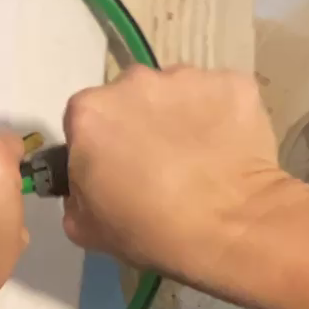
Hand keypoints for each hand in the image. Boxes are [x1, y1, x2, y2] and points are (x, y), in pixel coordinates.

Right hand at [62, 66, 305, 283]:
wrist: (229, 228)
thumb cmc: (148, 230)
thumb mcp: (83, 227)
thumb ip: (75, 193)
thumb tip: (88, 184)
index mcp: (89, 112)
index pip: (83, 122)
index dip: (96, 147)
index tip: (113, 171)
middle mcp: (133, 82)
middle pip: (128, 99)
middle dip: (136, 124)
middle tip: (155, 167)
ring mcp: (187, 78)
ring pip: (174, 94)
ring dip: (178, 118)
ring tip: (195, 160)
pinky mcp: (233, 83)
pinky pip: (217, 97)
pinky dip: (219, 117)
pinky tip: (224, 151)